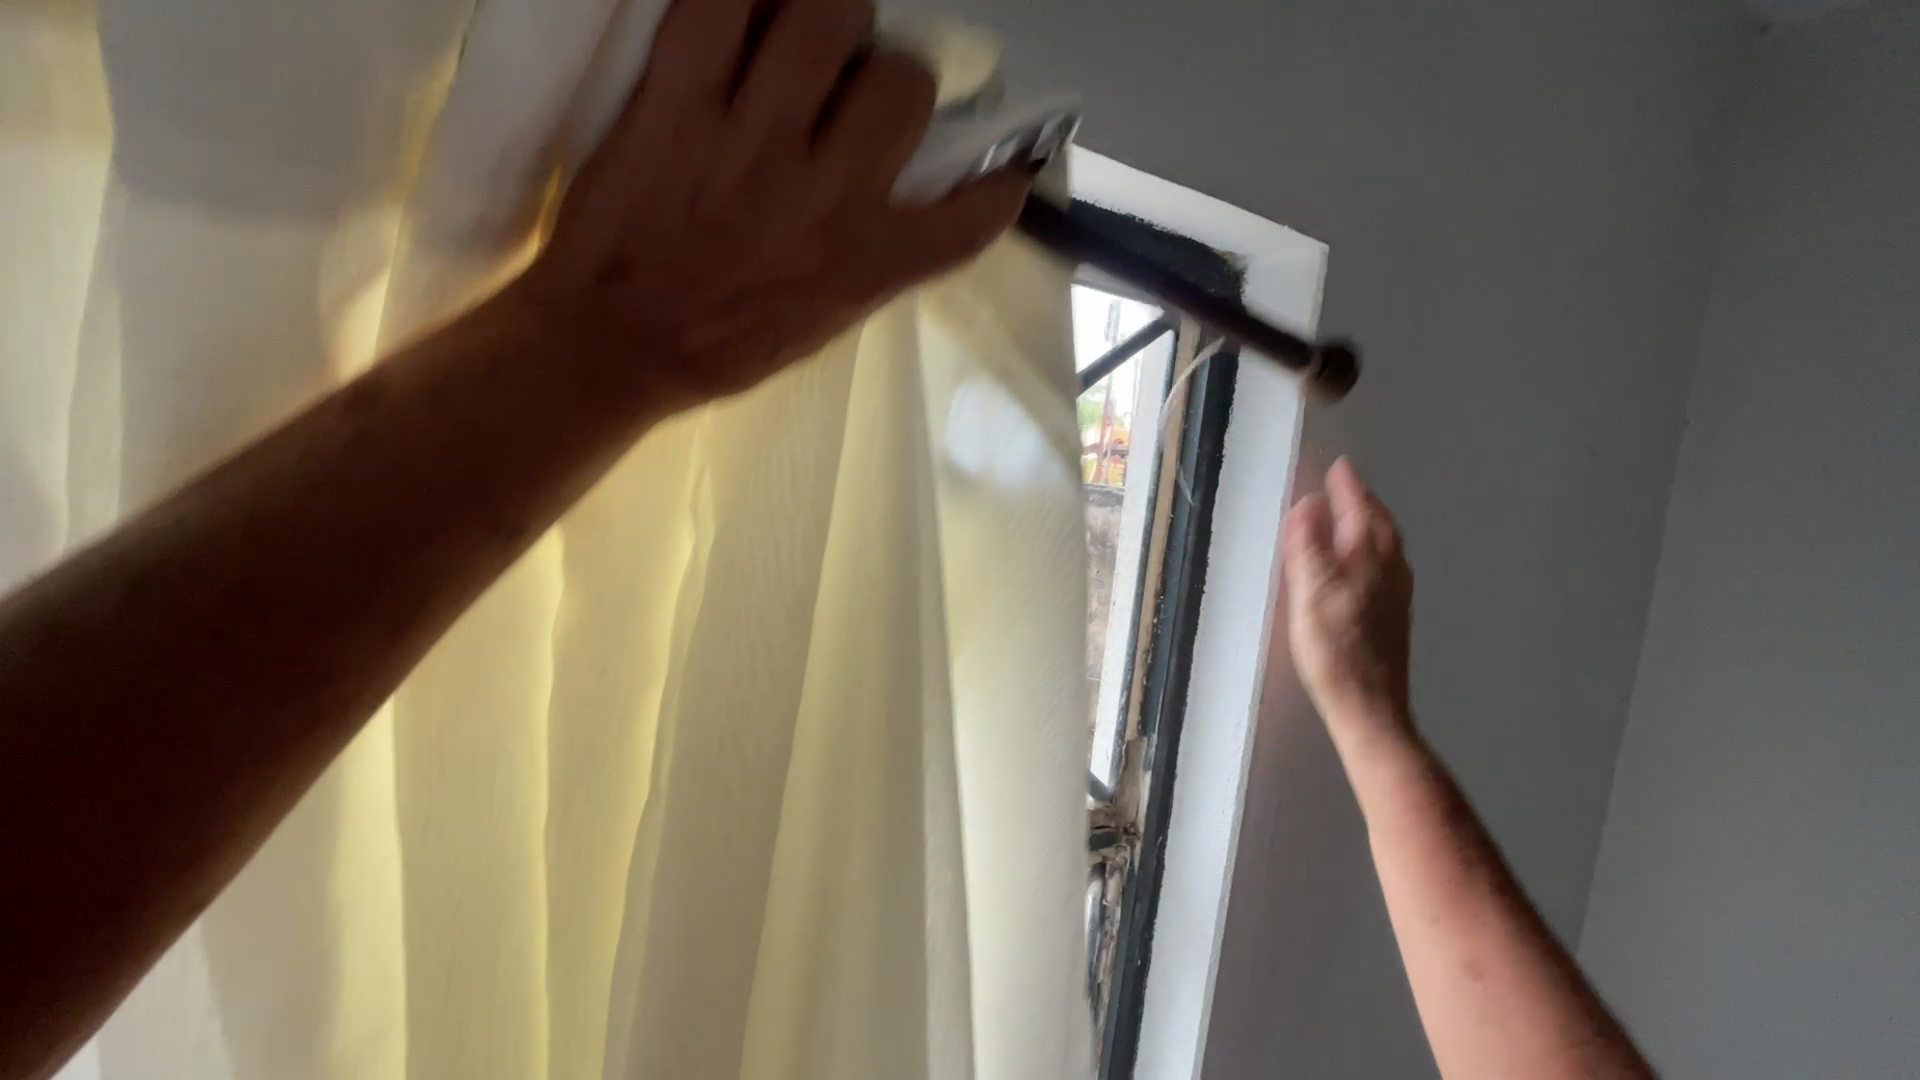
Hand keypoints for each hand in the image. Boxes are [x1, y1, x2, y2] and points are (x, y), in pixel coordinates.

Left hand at [518, 0, 1030, 408]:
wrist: (617, 347)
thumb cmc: (724, 347)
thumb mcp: (827, 319)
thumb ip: (876, 256)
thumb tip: (903, 198)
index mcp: (868, 264)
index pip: (974, 216)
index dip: (1000, 181)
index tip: (996, 170)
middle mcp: (828, 197)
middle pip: (902, 81)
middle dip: (888, 73)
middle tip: (853, 86)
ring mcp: (753, 143)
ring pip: (826, 14)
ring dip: (825, 14)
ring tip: (797, 34)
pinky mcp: (677, 103)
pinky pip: (721, 2)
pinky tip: (740, 16)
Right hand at [1283, 458, 1414, 737]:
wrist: (1370, 705)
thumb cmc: (1334, 650)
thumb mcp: (1311, 595)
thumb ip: (1308, 548)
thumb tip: (1307, 504)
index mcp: (1368, 560)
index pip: (1360, 511)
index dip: (1348, 488)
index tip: (1341, 466)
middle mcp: (1389, 571)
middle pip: (1380, 527)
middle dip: (1364, 503)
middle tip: (1348, 485)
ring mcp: (1395, 595)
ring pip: (1387, 547)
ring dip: (1372, 525)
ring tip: (1356, 515)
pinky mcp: (1392, 617)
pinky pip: (1387, 566)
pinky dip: (1374, 550)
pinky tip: (1366, 564)